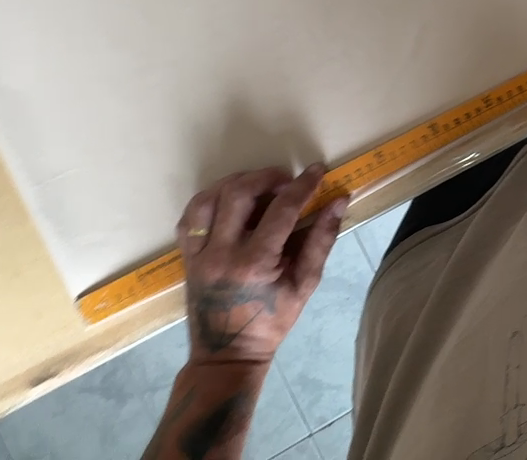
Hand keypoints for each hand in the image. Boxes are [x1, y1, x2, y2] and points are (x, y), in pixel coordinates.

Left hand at [175, 165, 347, 364]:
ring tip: (258, 186)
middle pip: (238, 194)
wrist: (226, 356)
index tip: (318, 170)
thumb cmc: (272, 321)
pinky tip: (231, 201)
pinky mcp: (186, 258)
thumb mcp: (306, 284)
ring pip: (208, 199)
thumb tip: (339, 201)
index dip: (303, 185)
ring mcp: (198, 256)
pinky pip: (190, 218)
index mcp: (254, 264)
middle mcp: (220, 255)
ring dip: (236, 183)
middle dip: (267, 177)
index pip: (281, 210)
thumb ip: (322, 239)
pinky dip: (211, 200)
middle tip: (287, 180)